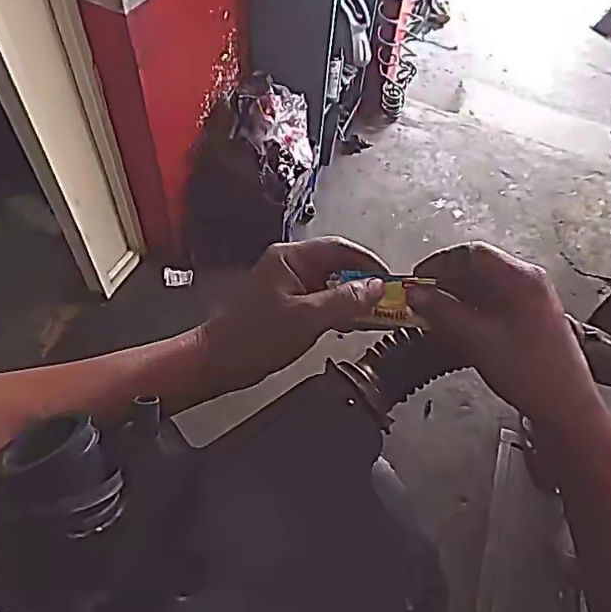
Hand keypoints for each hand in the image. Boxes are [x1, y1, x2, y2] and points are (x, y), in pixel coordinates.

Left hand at [194, 238, 388, 392]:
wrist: (219, 362)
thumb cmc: (254, 337)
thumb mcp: (307, 318)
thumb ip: (345, 301)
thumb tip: (378, 287)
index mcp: (290, 258)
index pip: (339, 249)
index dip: (368, 263)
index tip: (391, 280)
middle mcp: (290, 267)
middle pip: (337, 267)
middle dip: (363, 283)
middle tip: (388, 301)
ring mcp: (288, 287)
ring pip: (331, 287)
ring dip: (352, 300)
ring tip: (374, 315)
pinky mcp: (288, 307)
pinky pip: (321, 304)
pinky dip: (338, 313)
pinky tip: (352, 325)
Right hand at [405, 242, 605, 426]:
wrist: (565, 405)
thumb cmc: (533, 373)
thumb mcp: (477, 339)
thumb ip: (442, 312)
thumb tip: (417, 295)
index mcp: (521, 279)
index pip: (472, 254)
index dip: (439, 264)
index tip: (418, 280)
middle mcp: (529, 284)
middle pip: (479, 270)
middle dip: (446, 284)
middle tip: (422, 300)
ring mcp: (532, 302)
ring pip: (485, 290)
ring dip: (457, 301)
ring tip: (435, 318)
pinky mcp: (530, 321)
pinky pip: (494, 307)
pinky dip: (472, 314)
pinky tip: (457, 331)